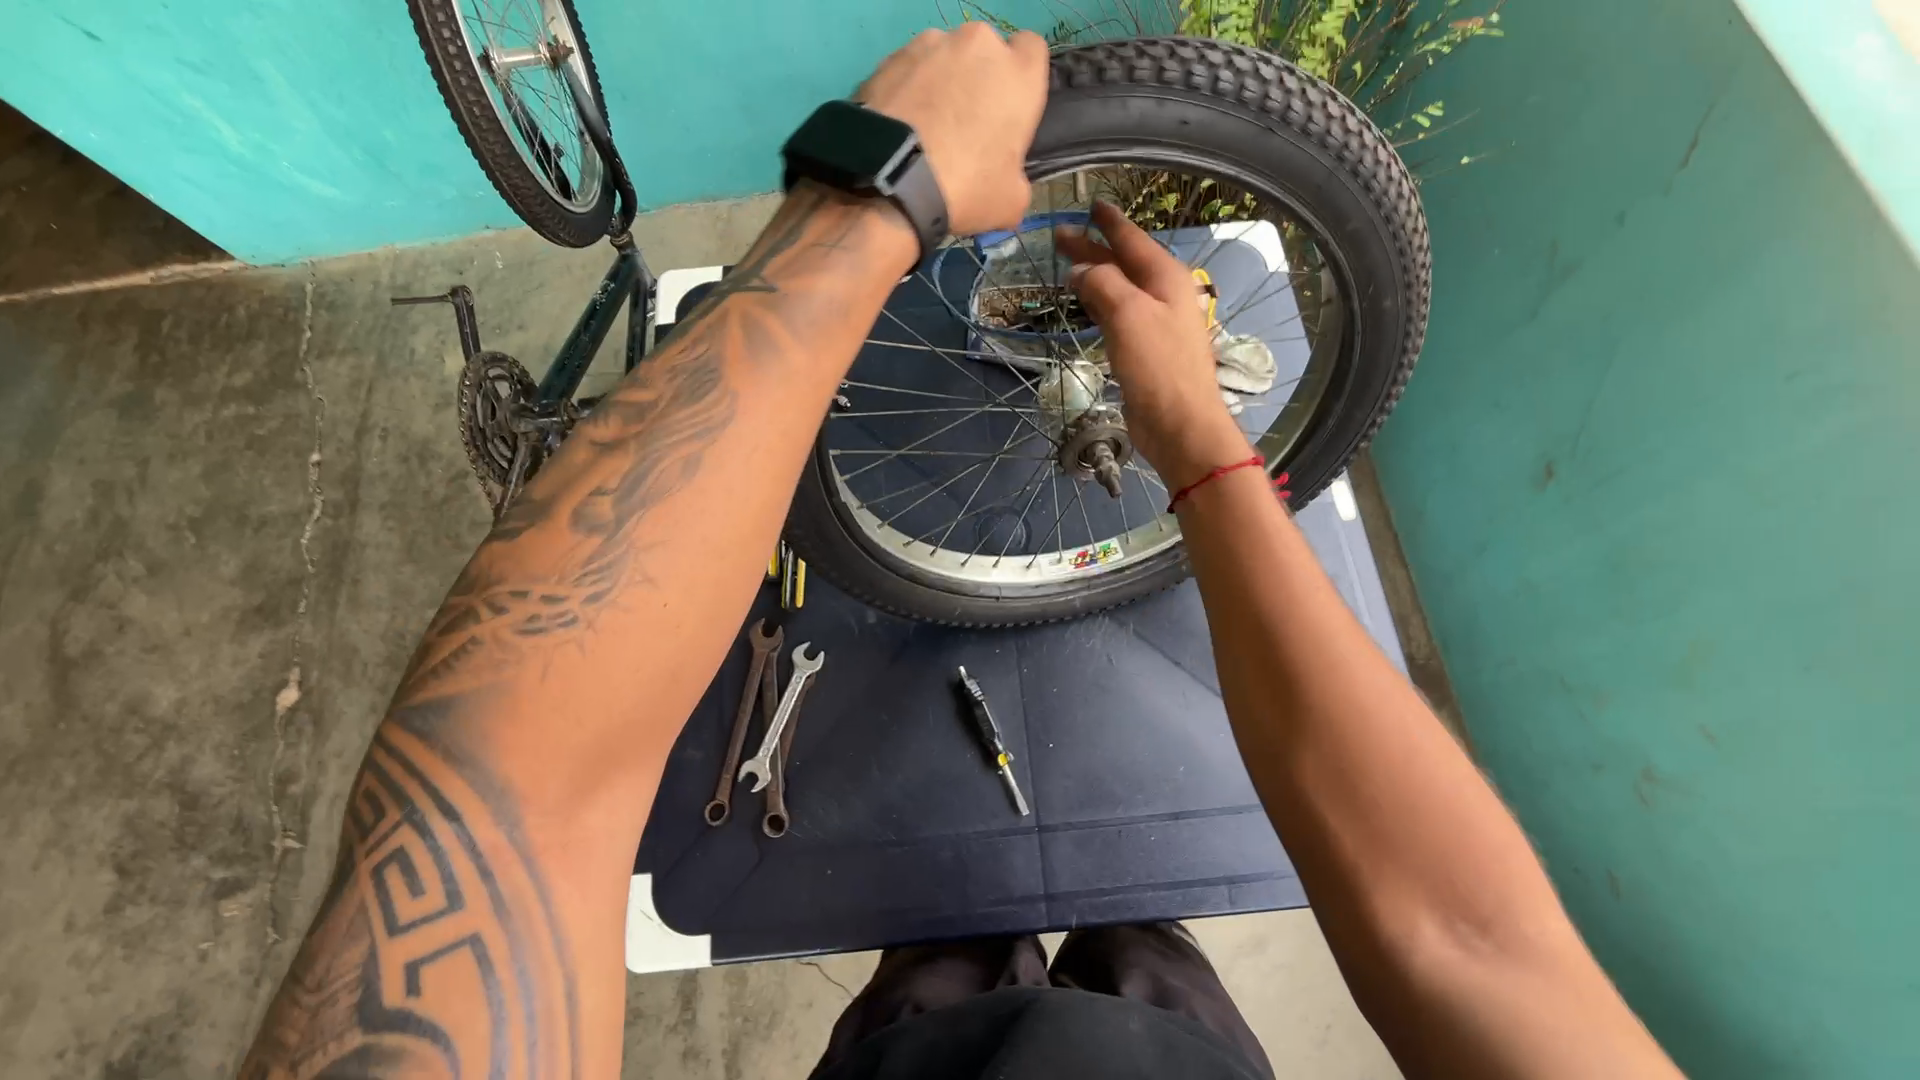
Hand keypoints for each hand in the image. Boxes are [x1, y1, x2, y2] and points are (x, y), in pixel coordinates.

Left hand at [856, 24, 1049, 235]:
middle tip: (963, 126)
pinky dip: (907, 89)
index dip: (1020, 79)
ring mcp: (931, 44)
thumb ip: (1016, 172)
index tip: (1007, 108)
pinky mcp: (891, 56)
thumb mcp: (1011, 201)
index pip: (1032, 50)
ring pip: (944, 57)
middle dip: (977, 79)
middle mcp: (979, 44)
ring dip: (940, 82)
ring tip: (925, 127)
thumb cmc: (966, 189)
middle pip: (984, 53)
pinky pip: (908, 70)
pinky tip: (900, 125)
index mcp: (1019, 73)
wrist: (892, 184)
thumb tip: (1005, 174)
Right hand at [1057, 201, 1252, 490]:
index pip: (1132, 239)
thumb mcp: (1128, 314)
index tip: (1091, 205)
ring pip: (1120, 289)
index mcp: (1165, 278)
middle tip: (1061, 236)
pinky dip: (1100, 304)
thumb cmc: (1157, 366)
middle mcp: (1163, 295)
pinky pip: (1119, 315)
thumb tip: (1079, 270)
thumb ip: (1102, 284)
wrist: (1179, 423)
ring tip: (1067, 267)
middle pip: (1124, 262)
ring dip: (1095, 276)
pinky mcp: (1145, 351)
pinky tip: (1086, 304)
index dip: (1110, 222)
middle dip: (1094, 248)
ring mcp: (1156, 324)